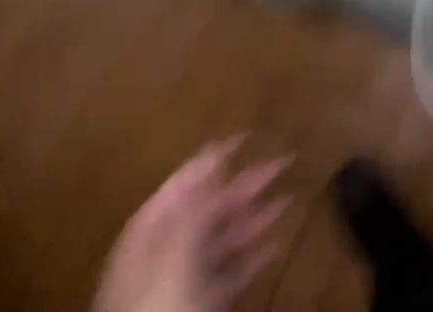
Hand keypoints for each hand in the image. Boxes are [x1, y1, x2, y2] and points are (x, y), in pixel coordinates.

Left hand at [94, 138, 290, 311]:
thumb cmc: (159, 310)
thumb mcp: (173, 261)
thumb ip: (192, 215)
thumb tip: (210, 170)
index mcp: (146, 241)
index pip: (177, 189)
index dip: (207, 162)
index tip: (242, 138)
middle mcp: (160, 258)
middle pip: (204, 213)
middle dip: (241, 186)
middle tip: (280, 163)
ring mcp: (179, 286)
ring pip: (220, 243)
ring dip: (252, 219)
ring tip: (287, 198)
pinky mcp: (201, 306)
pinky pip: (228, 274)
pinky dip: (250, 258)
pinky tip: (274, 245)